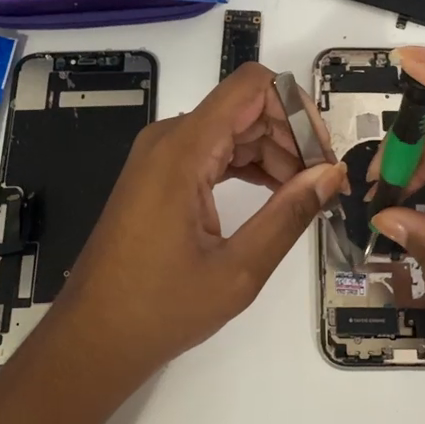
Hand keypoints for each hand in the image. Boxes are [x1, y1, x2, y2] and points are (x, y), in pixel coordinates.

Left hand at [49, 62, 345, 382]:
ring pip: (233, 128)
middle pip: (246, 107)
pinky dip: (249, 165)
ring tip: (305, 195)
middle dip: (292, 136)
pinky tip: (276, 195)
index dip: (295, 107)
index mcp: (183, 150)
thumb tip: (332, 174)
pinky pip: (214, 150)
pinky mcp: (160, 174)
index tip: (321, 153)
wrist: (93, 337)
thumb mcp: (237, 270)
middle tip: (323, 182)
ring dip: (275, 152)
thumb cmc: (160, 309)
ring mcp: (161, 156)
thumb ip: (289, 215)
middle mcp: (169, 139)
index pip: (251, 86)